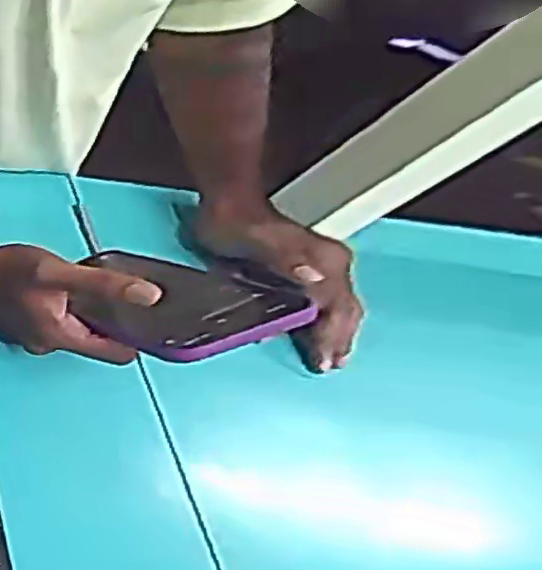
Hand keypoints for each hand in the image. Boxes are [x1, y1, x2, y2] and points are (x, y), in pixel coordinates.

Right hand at [0, 241, 163, 364]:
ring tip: (72, 286)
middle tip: (99, 289)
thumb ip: (106, 286)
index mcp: (57, 336)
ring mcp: (32, 338)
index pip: (114, 353)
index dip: (137, 336)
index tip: (148, 317)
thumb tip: (148, 296)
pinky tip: (53, 290)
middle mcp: (44, 344)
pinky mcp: (24, 329)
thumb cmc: (4, 271)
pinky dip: (63, 308)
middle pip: (96, 339)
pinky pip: (58, 324)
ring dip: (82, 310)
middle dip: (106, 317)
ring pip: (76, 330)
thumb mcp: (61, 272)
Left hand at [193, 203, 363, 373]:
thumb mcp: (254, 240)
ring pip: (334, 306)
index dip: (331, 334)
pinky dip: (317, 320)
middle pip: (342, 308)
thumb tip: (315, 277)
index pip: (335, 306)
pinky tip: (308, 333)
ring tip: (329, 356)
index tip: (324, 359)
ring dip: (333, 332)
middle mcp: (327, 265)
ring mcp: (315, 267)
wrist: (226, 204)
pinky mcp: (298, 270)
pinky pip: (318, 300)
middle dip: (338, 338)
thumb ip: (285, 257)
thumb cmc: (233, 223)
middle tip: (330, 365)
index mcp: (323, 261)